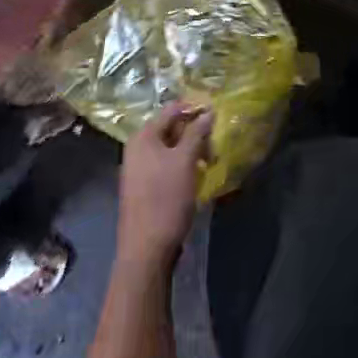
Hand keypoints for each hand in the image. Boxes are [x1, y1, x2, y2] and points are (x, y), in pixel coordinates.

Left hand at [117, 102, 214, 268]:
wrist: (147, 248)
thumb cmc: (166, 199)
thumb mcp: (185, 161)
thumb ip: (196, 133)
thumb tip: (208, 112)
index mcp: (143, 136)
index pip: (173, 109)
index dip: (196, 109)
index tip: (219, 116)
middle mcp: (138, 148)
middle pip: (172, 128)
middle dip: (196, 133)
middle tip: (215, 147)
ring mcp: (140, 168)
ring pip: (171, 148)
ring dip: (192, 151)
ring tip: (209, 163)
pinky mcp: (145, 186)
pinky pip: (167, 165)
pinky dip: (183, 165)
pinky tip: (197, 177)